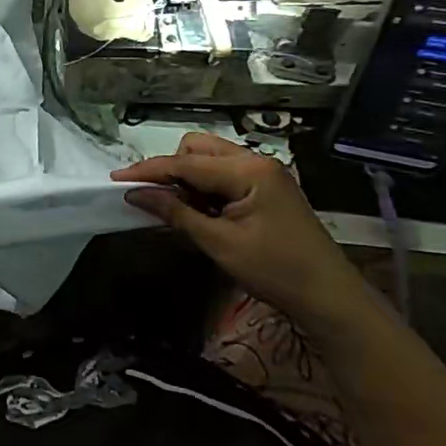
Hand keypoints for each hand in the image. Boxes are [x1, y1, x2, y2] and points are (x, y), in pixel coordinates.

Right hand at [112, 133, 377, 336]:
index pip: (187, 162)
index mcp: (248, 169)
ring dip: (189, 177)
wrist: (329, 296)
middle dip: (172, 168)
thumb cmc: (275, 271)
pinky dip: (206, 187)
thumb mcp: (220, 244)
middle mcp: (256, 160)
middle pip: (199, 148)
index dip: (150, 171)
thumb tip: (136, 194)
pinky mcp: (267, 187)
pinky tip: (199, 211)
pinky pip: (226, 174)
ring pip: (212, 159)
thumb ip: (177, 212)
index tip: (117, 178)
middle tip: (154, 199)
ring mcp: (265, 172)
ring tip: (176, 209)